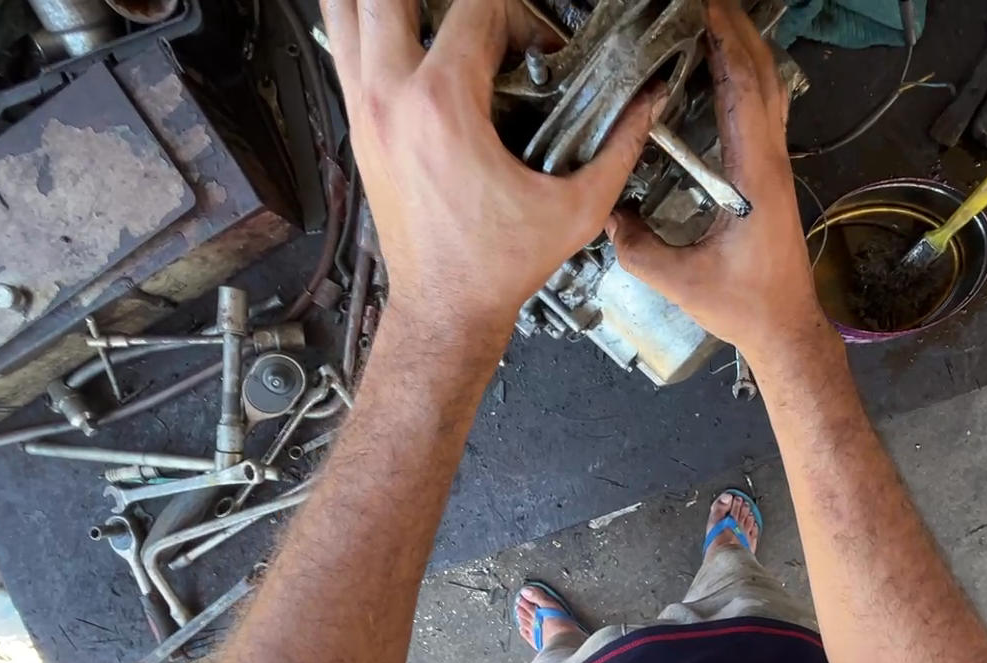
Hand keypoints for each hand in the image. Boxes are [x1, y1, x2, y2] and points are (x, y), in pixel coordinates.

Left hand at [321, 0, 659, 347]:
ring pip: (345, 8)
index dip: (519, 17)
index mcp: (443, 109)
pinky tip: (399, 39)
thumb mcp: (574, 211)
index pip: (477, 9)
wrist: (447, 308)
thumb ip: (618, 151)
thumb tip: (644, 109)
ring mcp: (365, 113)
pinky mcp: (359, 132)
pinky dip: (364, 27)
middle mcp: (392, 101)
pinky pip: (342, 49)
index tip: (537, 51)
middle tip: (481, 22)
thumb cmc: (492, 270)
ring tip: (428, 15)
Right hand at [605, 0, 833, 359]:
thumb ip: (638, 249)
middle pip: (765, 76)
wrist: (785, 327)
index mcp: (755, 179)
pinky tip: (723, 82)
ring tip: (713, 28)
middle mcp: (773, 165)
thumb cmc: (745, 307)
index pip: (743, 90)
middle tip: (705, 6)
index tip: (703, 7)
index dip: (724, 41)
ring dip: (746, 53)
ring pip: (771, 93)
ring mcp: (778, 172)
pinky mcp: (773, 183)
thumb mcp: (681, 282)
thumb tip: (609, 216)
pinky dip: (747, 85)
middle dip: (738, 30)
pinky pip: (765, 117)